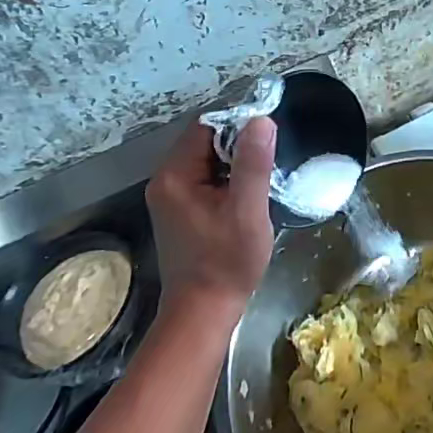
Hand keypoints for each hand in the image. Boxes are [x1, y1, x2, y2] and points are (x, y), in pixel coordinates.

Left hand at [146, 116, 276, 319]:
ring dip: (233, 165)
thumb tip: (261, 120)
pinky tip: (244, 198)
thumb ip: (253, 164)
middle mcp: (165, 181)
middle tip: (266, 164)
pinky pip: (204, 181)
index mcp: (175, 175)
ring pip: (206, 162)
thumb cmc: (226, 262)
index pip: (206, 127)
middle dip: (237, 147)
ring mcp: (169, 198)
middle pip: (205, 142)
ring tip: (259, 182)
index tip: (267, 139)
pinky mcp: (179, 212)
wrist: (203, 312)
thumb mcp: (247, 211)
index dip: (238, 127)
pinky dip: (225, 182)